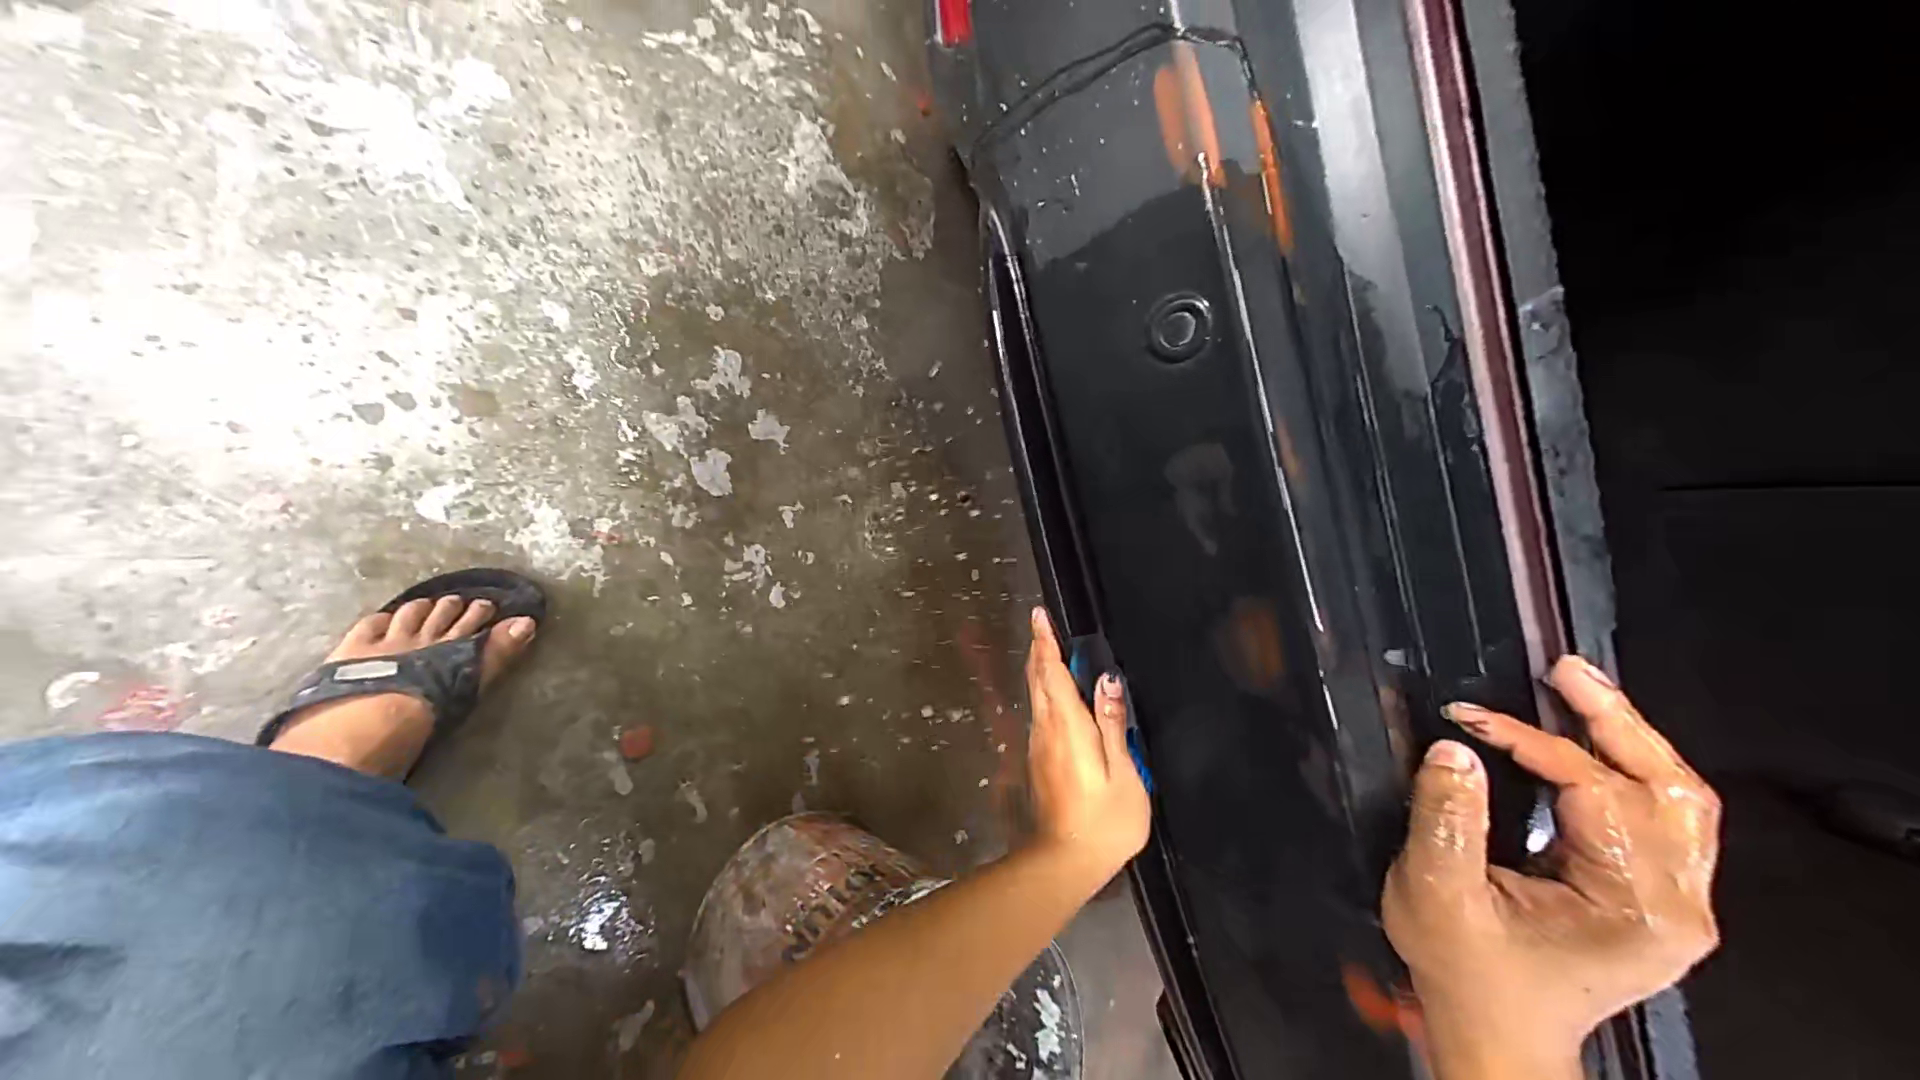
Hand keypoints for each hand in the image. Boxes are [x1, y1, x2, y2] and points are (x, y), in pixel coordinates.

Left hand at [1023, 606, 1151, 884]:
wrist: (1064, 860)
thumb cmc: (1104, 819)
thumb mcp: (1123, 773)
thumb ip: (1113, 724)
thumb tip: (1108, 680)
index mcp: (1067, 726)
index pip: (1052, 672)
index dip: (1045, 642)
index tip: (1038, 616)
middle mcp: (1045, 729)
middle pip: (1037, 679)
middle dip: (1038, 649)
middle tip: (1040, 624)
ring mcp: (1038, 745)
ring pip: (1035, 695)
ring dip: (1039, 669)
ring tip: (1048, 649)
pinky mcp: (1038, 760)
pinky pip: (1039, 713)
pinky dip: (1044, 691)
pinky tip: (1055, 693)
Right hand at [1382, 655, 1721, 1079]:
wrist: (1497, 1027)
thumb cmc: (1465, 967)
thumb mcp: (1436, 891)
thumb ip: (1446, 818)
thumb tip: (1454, 747)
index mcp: (1633, 904)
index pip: (1597, 792)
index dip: (1532, 742)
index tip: (1468, 717)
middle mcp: (1677, 902)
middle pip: (1670, 789)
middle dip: (1616, 721)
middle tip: (1566, 668)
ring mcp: (1674, 901)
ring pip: (1678, 799)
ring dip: (1629, 738)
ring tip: (1578, 690)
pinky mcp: (1654, 895)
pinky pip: (1658, 816)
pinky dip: (1624, 767)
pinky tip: (1588, 739)